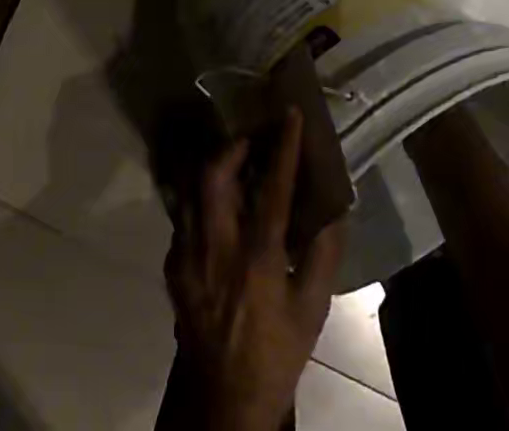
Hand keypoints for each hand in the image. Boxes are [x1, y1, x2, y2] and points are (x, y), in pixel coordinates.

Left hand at [161, 108, 347, 430]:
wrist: (222, 395)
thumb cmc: (276, 349)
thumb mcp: (312, 308)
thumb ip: (322, 254)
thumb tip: (335, 208)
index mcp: (257, 256)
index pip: (271, 187)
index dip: (283, 146)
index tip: (289, 115)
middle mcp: (216, 247)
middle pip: (213, 177)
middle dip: (231, 147)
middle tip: (251, 139)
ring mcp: (187, 256)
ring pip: (191, 192)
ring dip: (213, 171)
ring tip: (235, 165)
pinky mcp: (173, 267)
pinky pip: (184, 218)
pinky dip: (201, 201)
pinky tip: (218, 210)